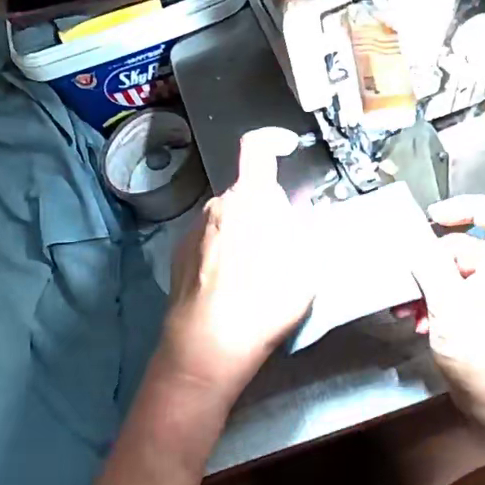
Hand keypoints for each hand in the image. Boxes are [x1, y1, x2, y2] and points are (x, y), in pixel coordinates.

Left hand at [159, 127, 312, 397]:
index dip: (273, 139)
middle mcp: (216, 205)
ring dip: (243, 232)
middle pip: (247, 194)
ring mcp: (192, 230)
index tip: (286, 146)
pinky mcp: (178, 254)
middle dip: (266, 209)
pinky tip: (231, 285)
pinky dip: (223, 252)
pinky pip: (209, 241)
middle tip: (284, 244)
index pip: (257, 148)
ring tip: (256, 275)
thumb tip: (303, 209)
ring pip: (227, 219)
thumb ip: (306, 227)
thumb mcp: (307, 265)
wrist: (209, 344)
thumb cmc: (265, 301)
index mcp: (250, 199)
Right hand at [406, 195, 484, 441]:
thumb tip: (414, 242)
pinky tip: (420, 323)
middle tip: (404, 281)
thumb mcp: (451, 309)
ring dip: (431, 288)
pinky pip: (468, 297)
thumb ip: (430, 267)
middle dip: (432, 263)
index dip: (466, 207)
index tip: (431, 218)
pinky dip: (443, 304)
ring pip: (463, 275)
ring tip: (406, 310)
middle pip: (472, 248)